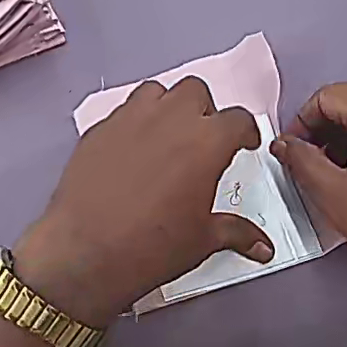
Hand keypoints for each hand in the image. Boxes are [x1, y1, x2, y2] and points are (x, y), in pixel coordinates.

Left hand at [14, 77, 270, 326]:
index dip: (246, 131)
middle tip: (205, 140)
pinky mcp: (98, 131)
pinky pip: (123, 112)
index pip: (237, 120)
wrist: (87, 253)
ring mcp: (130, 120)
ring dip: (169, 107)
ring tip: (169, 136)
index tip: (244, 142)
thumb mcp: (203, 240)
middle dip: (205, 112)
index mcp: (205, 143)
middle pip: (196, 92)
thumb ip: (236, 233)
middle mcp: (169, 120)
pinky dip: (136, 123)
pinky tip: (135, 151)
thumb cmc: (149, 246)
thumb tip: (260, 245)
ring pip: (157, 93)